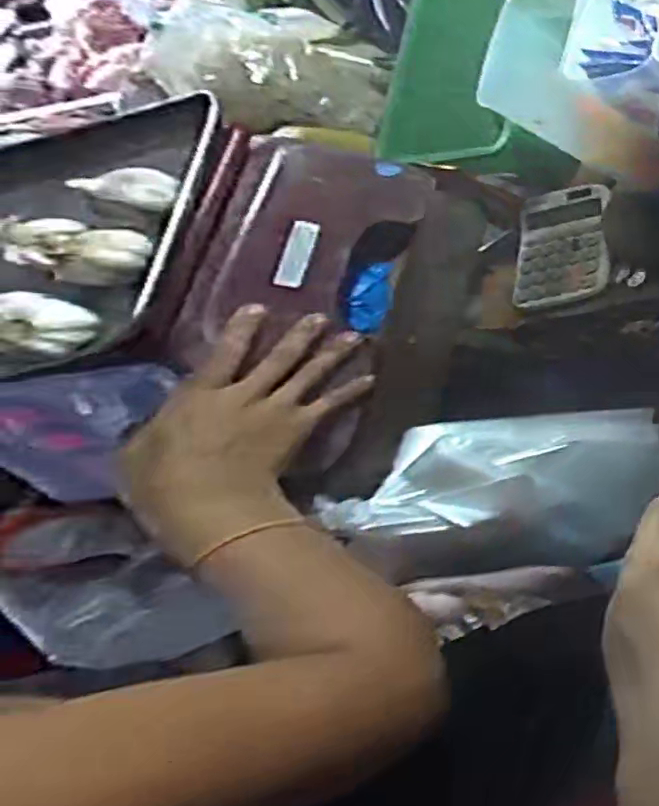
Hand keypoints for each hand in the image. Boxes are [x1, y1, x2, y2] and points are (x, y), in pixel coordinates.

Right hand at [119, 306, 372, 564]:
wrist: (209, 497)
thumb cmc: (160, 478)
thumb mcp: (141, 445)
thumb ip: (161, 423)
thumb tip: (166, 417)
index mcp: (200, 395)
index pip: (223, 354)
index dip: (242, 329)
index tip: (259, 308)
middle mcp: (244, 394)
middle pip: (278, 358)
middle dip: (301, 335)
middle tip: (322, 316)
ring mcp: (277, 408)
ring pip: (310, 372)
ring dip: (333, 353)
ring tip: (355, 336)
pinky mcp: (301, 425)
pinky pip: (332, 403)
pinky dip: (352, 390)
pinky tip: (371, 378)